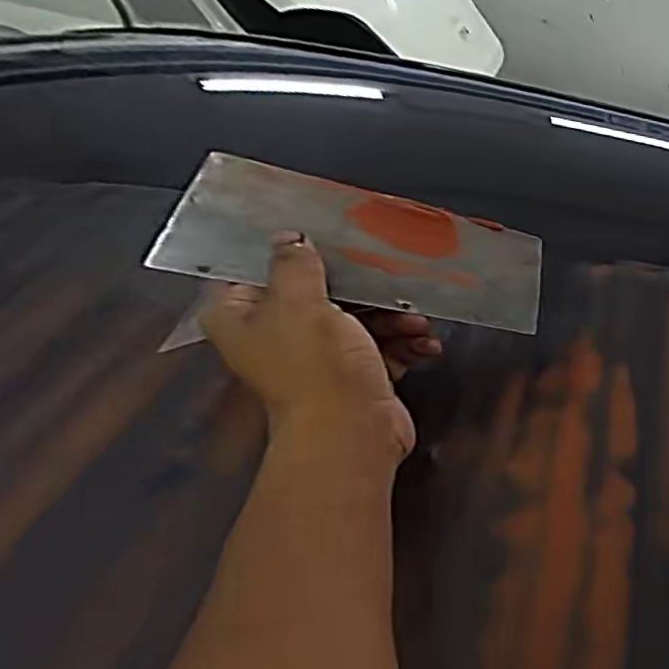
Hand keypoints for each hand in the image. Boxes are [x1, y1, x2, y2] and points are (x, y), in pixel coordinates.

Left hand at [199, 232, 440, 459]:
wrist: (353, 430)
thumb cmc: (317, 368)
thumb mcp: (302, 304)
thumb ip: (296, 266)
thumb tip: (291, 238)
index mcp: (242, 316)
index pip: (262, 273)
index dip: (295, 257)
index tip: (331, 244)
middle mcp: (278, 336)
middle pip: (323, 299)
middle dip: (366, 295)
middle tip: (391, 287)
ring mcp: (322, 360)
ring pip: (362, 326)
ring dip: (395, 322)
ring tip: (419, 324)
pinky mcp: (361, 378)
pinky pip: (386, 352)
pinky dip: (407, 347)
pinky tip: (426, 345)